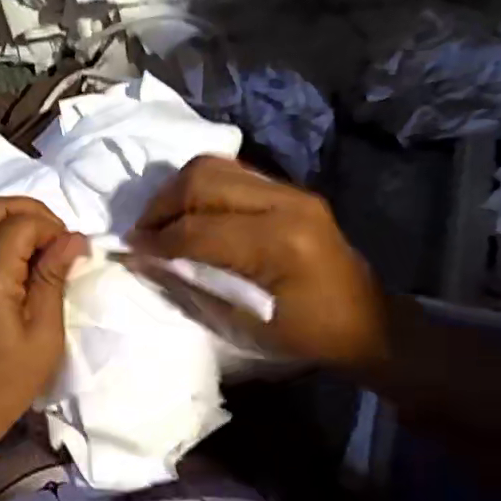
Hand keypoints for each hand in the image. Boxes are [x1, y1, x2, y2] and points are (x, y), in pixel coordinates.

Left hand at [0, 198, 84, 486]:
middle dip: (35, 213)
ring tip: (47, 249)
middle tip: (60, 241)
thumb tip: (74, 238)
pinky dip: (5, 234)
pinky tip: (27, 260)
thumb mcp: (45, 333)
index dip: (53, 229)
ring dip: (19, 221)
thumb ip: (53, 277)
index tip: (73, 253)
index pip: (23, 222)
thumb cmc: (9, 379)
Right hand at [129, 156, 391, 368]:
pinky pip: (230, 172)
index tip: (129, 250)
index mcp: (280, 243)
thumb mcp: (247, 324)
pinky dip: (199, 187)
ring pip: (213, 166)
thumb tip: (143, 259)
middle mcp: (286, 203)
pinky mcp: (289, 188)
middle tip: (141, 231)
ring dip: (177, 190)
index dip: (156, 240)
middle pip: (202, 181)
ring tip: (160, 218)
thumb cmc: (309, 334)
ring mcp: (290, 190)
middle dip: (161, 205)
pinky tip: (187, 210)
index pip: (198, 229)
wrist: (370, 322)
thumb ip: (192, 284)